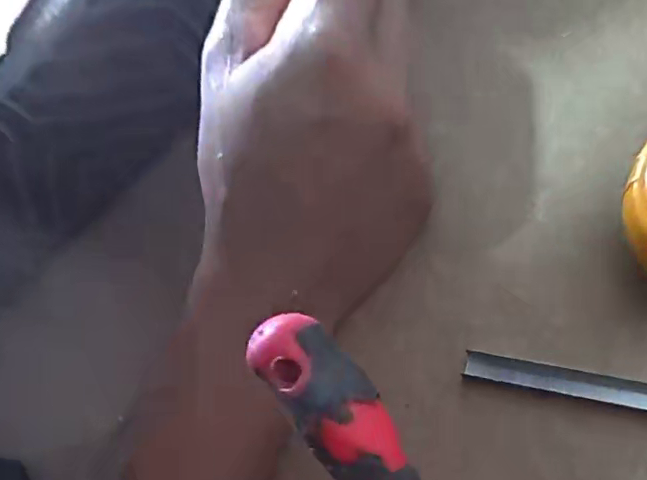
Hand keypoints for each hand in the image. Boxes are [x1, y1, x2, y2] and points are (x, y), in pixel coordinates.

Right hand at [197, 0, 430, 325]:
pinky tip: (350, 177)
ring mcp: (414, 145)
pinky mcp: (424, 189)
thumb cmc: (238, 185)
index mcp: (331, 50)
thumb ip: (256, 5)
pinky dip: (386, 144)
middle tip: (323, 63)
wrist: (276, 285)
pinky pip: (410, 143)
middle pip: (392, 15)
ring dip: (372, 85)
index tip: (318, 15)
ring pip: (401, 82)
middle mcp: (387, 90)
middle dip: (358, 23)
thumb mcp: (222, 78)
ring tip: (330, 132)